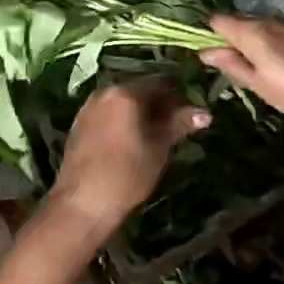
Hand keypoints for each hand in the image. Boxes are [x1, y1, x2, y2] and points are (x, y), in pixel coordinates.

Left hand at [48, 76, 208, 231]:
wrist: (83, 199)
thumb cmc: (127, 173)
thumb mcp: (158, 148)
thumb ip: (178, 124)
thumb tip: (204, 112)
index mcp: (124, 93)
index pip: (159, 83)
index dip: (179, 94)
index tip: (193, 110)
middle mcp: (103, 92)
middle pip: (138, 90)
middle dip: (160, 103)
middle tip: (180, 123)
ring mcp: (88, 107)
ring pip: (122, 102)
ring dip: (141, 112)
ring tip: (160, 133)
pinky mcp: (80, 123)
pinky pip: (108, 113)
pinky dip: (124, 119)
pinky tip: (134, 138)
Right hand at [199, 14, 283, 122]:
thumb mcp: (256, 83)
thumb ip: (230, 64)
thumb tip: (205, 52)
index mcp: (249, 32)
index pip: (216, 20)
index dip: (209, 34)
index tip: (213, 53)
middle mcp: (265, 20)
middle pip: (237, 20)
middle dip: (231, 37)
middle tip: (237, 64)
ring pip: (257, 25)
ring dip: (252, 39)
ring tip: (261, 65)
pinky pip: (276, 29)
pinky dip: (271, 40)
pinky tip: (283, 62)